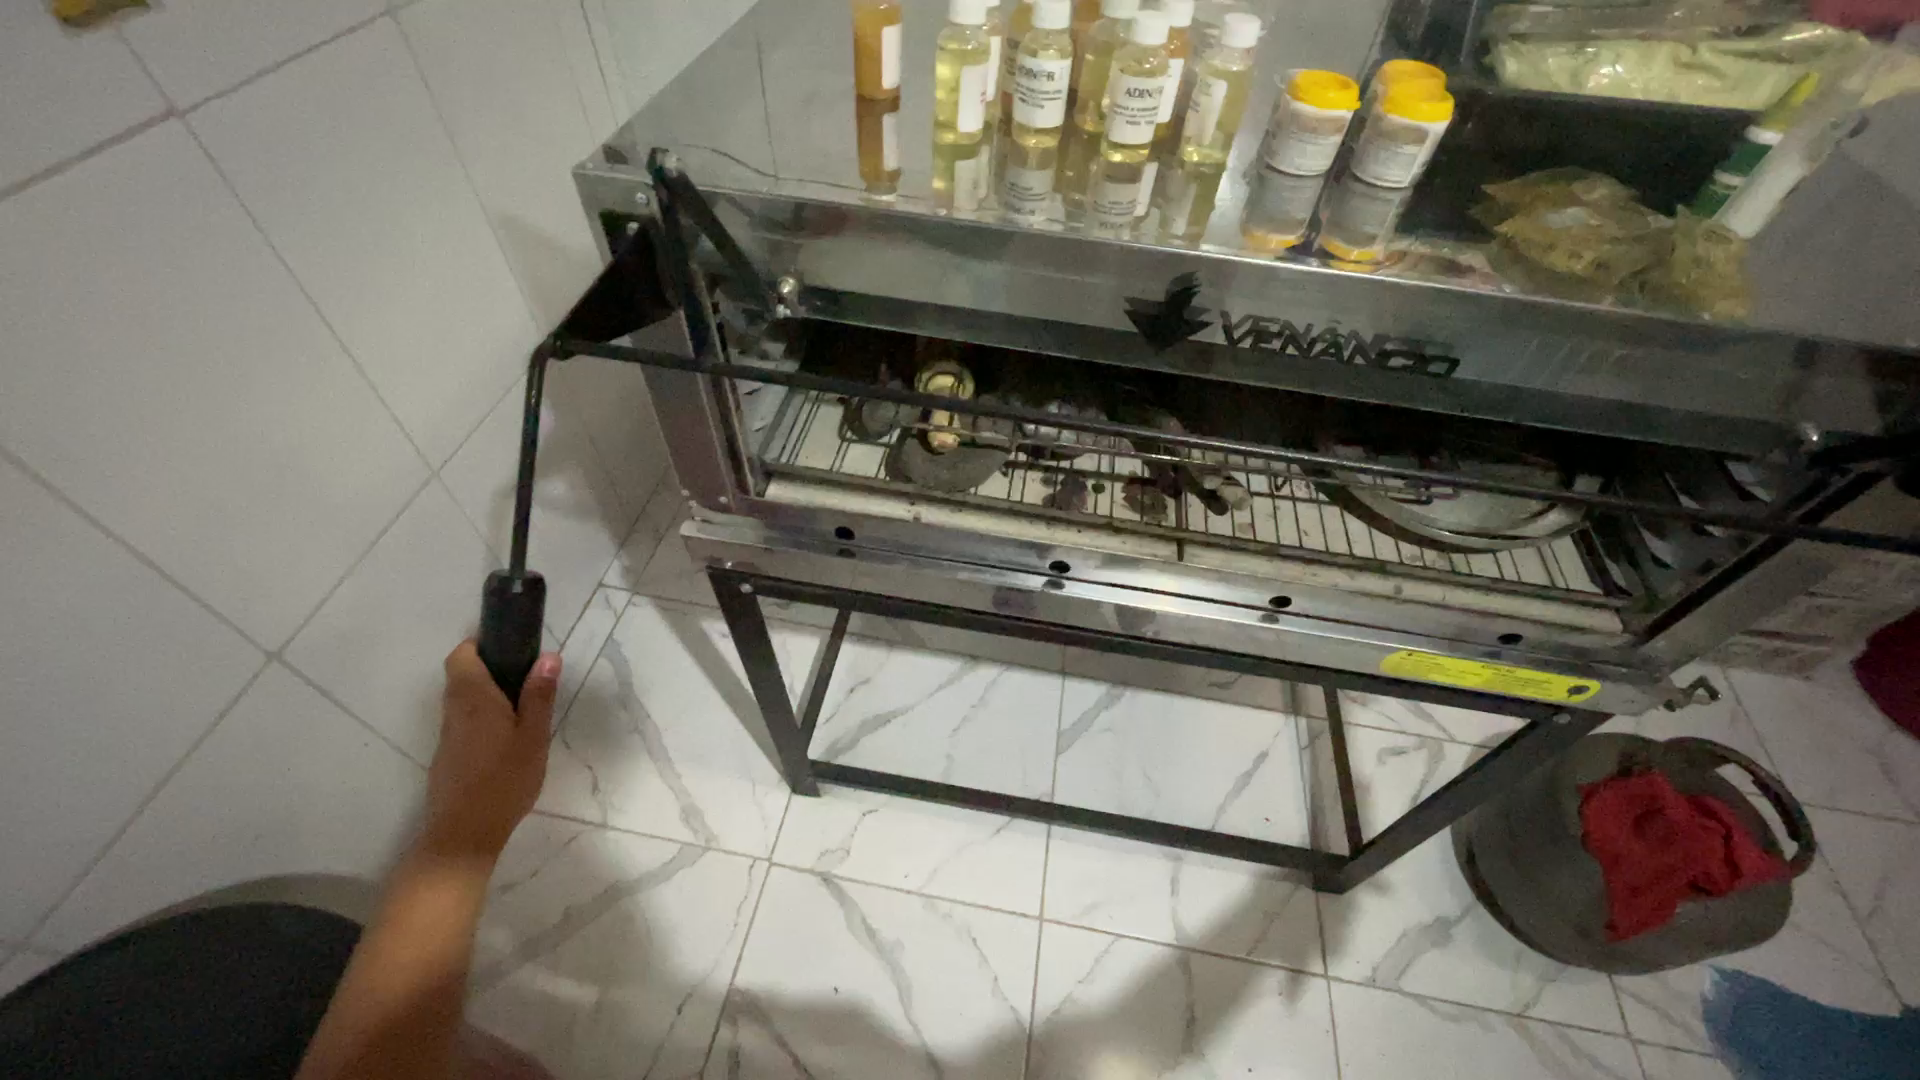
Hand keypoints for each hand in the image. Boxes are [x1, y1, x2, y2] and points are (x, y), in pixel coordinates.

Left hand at [419, 640, 560, 863]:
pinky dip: (483, 715)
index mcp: (473, 699)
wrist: (464, 834)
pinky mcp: (449, 755)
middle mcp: (454, 711)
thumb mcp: (533, 736)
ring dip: (487, 693)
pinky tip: (509, 735)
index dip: (480, 644)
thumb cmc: (504, 780)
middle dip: (490, 667)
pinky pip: (464, 721)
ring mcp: (448, 735)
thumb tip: (548, 656)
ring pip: (462, 699)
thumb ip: (539, 696)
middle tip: (528, 676)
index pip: (461, 656)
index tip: (510, 646)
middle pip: (462, 675)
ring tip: (524, 705)